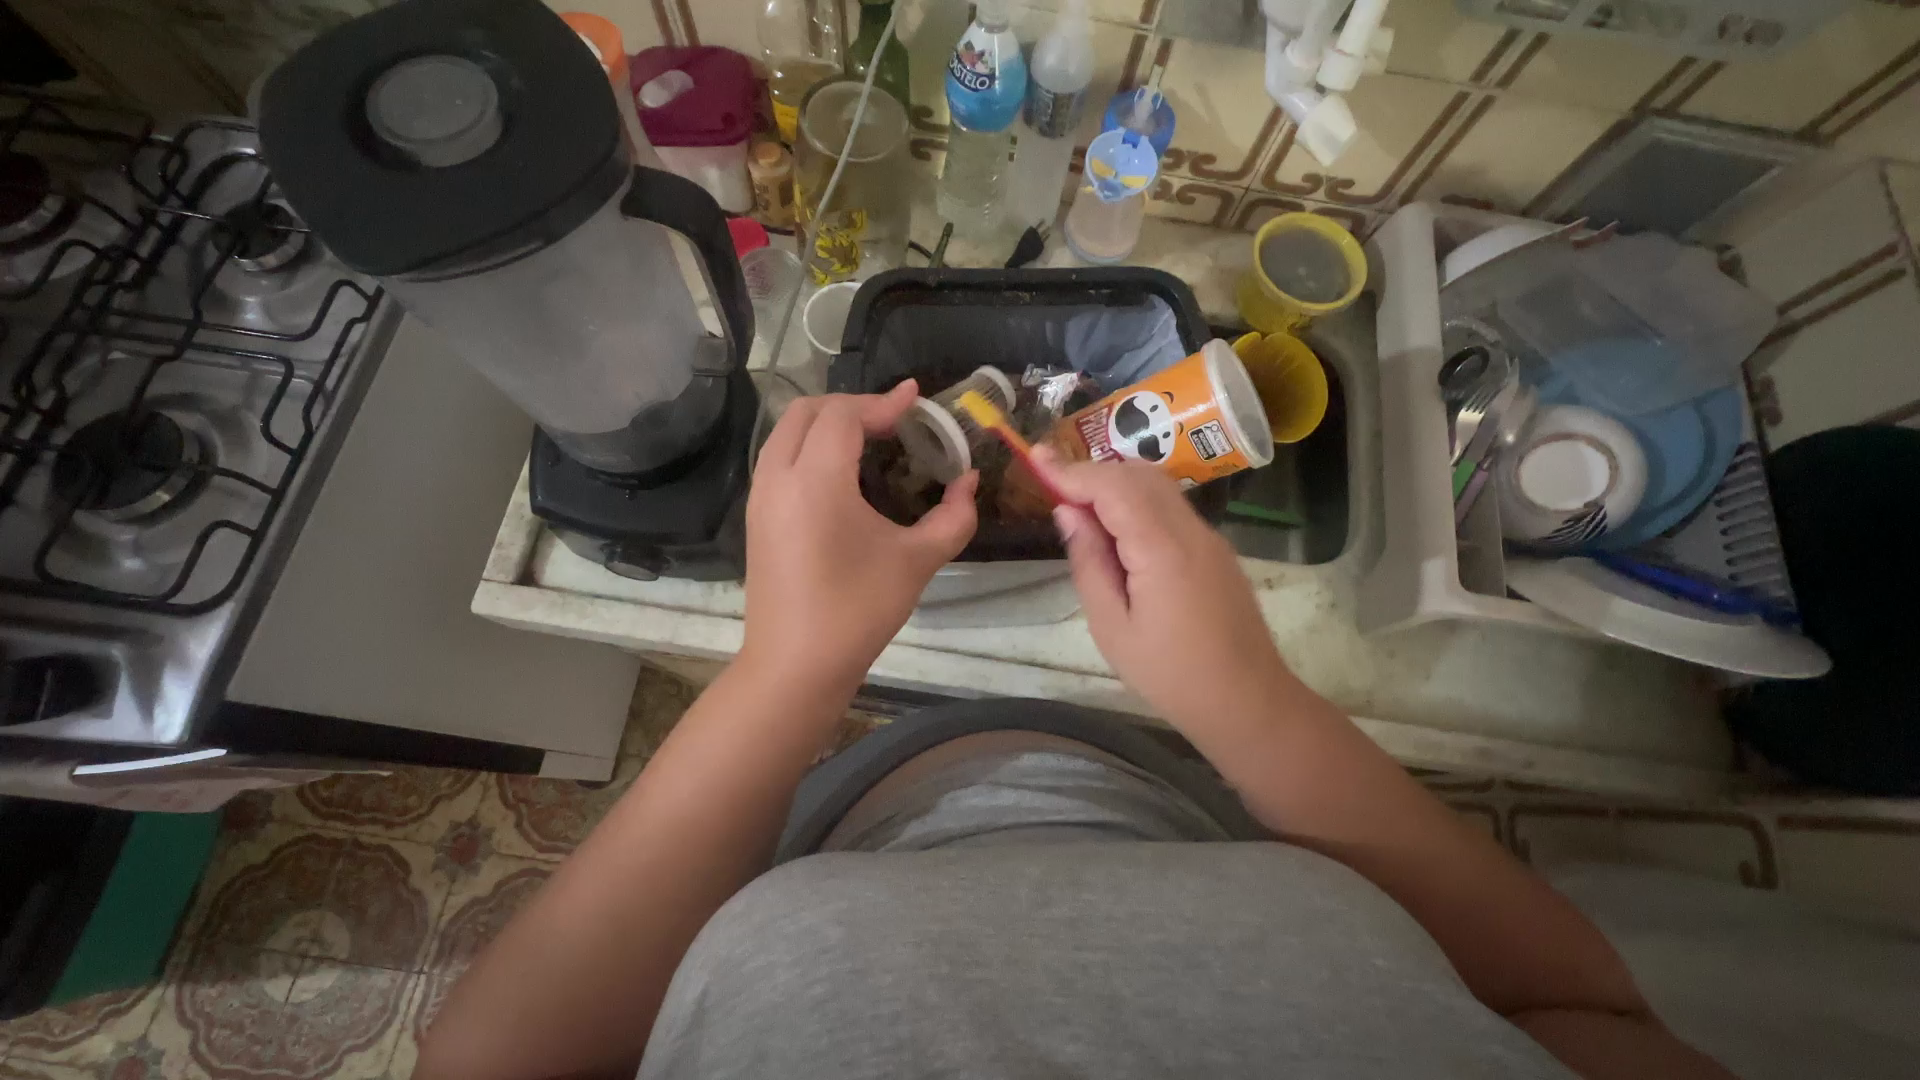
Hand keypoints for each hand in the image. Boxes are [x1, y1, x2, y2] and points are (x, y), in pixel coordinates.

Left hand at [741, 381, 977, 690]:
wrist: (795, 665)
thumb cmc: (858, 611)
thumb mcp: (917, 561)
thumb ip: (954, 516)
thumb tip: (970, 482)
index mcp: (817, 480)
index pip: (845, 415)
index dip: (883, 401)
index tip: (916, 397)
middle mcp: (779, 477)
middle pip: (807, 411)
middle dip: (850, 404)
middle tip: (892, 418)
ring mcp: (760, 498)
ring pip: (786, 433)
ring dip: (826, 423)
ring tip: (868, 437)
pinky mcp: (756, 518)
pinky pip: (779, 459)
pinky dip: (808, 446)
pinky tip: (840, 472)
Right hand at [1036, 452, 1291, 729]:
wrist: (1248, 702)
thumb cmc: (1171, 675)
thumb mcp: (1112, 627)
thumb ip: (1089, 562)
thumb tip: (1068, 513)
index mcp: (1162, 549)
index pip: (1113, 487)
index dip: (1072, 472)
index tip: (1036, 463)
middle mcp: (1190, 530)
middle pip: (1138, 475)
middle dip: (1092, 471)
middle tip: (1050, 479)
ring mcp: (1209, 537)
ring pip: (1158, 486)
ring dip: (1115, 484)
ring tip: (1077, 504)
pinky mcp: (1215, 550)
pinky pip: (1171, 508)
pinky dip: (1137, 501)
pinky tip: (1115, 529)